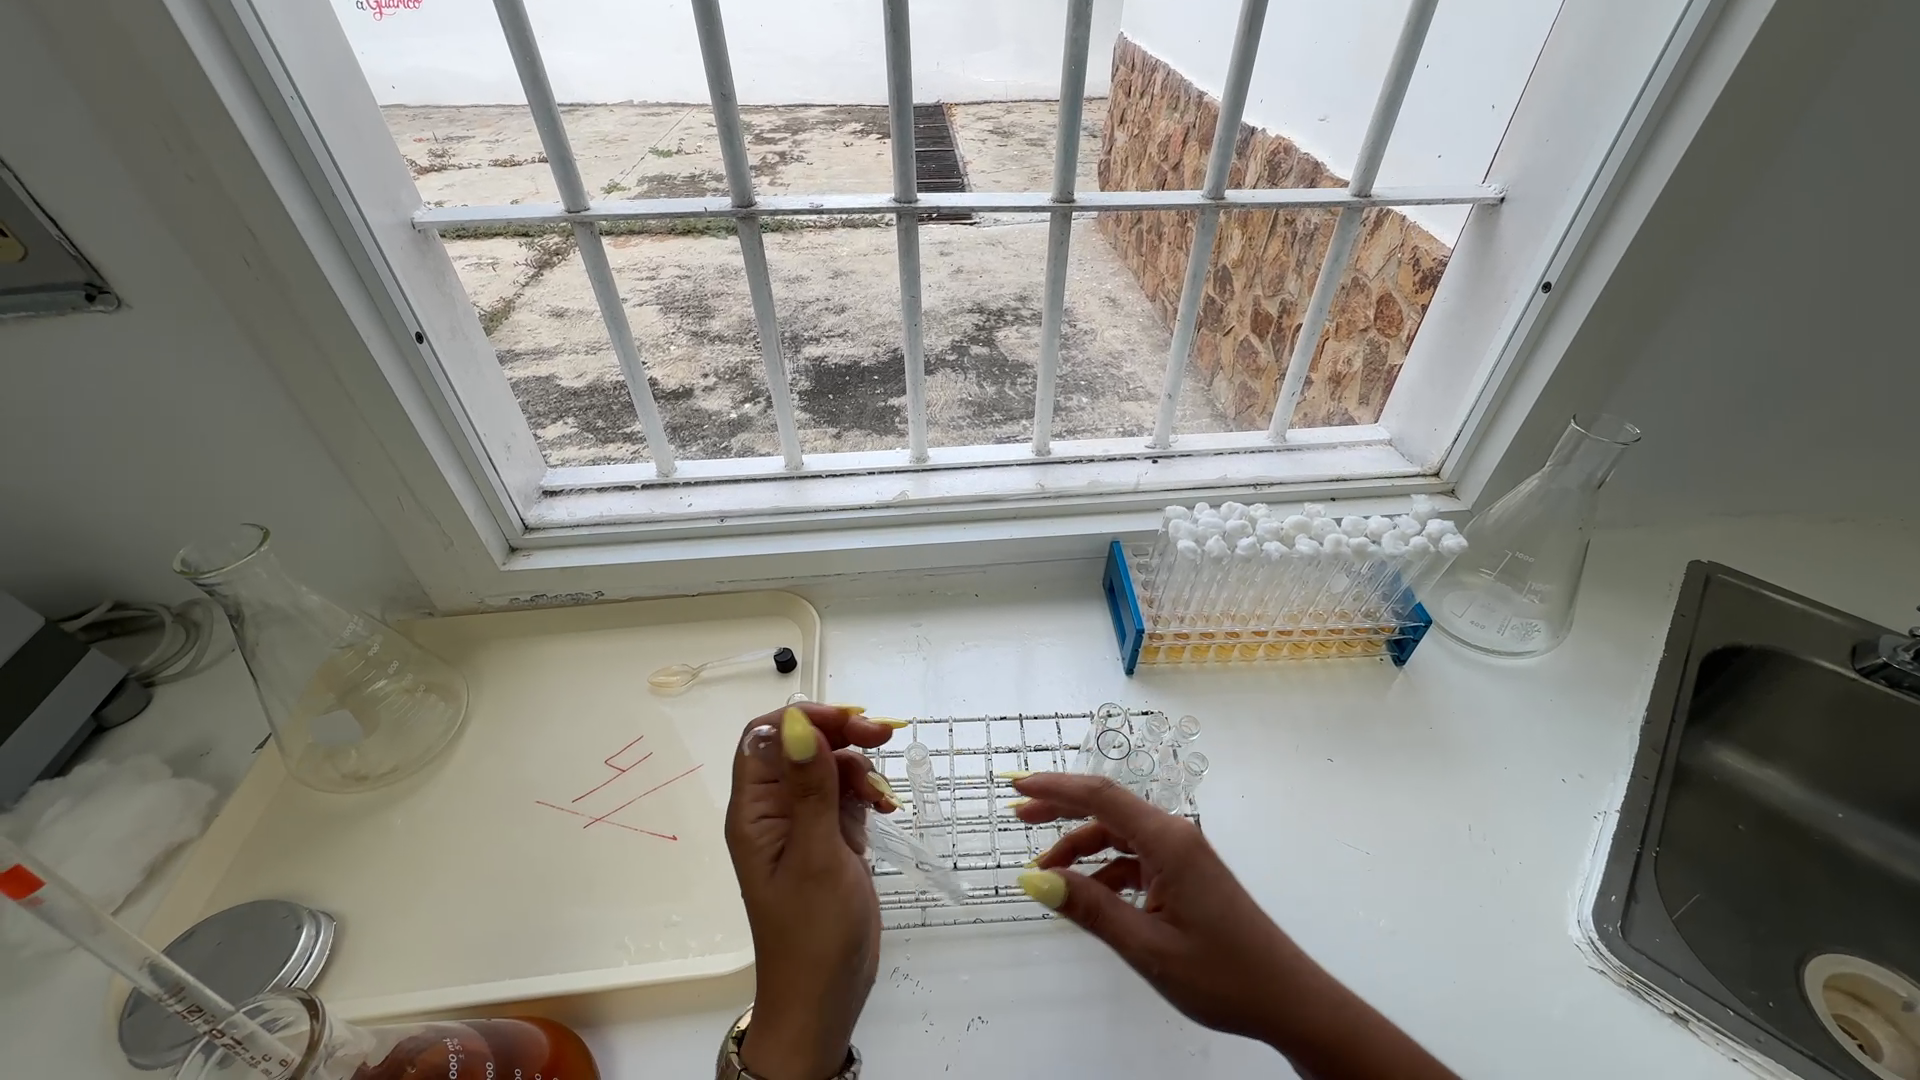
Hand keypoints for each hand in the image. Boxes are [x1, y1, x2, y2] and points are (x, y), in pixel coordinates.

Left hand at [725, 704, 900, 1079]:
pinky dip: (866, 792)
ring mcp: (803, 824)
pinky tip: (885, 808)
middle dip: (840, 735)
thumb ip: (810, 788)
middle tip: (882, 737)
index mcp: (754, 812)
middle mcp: (774, 811)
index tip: (848, 720)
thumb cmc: (813, 933)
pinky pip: (845, 795)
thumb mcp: (816, 855)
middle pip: (801, 746)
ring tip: (883, 794)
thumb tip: (796, 723)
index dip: (803, 719)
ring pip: (827, 767)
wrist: (825, 998)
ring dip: (858, 766)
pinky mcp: (829, 838)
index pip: (765, 738)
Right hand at [1010, 773, 1458, 1079]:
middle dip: (1060, 809)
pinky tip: (1088, 898)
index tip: (1016, 784)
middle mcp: (1174, 837)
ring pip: (1118, 837)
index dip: (1055, 787)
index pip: (1101, 796)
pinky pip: (1134, 861)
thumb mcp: (1147, 947)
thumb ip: (1089, 908)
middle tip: (1017, 814)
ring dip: (1080, 850)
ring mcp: (1181, 856)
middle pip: (1107, 808)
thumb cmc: (1222, 975)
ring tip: (1046, 874)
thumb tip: (1034, 878)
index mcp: (1168, 841)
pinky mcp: (1185, 876)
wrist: (1289, 1001)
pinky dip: (1105, 873)